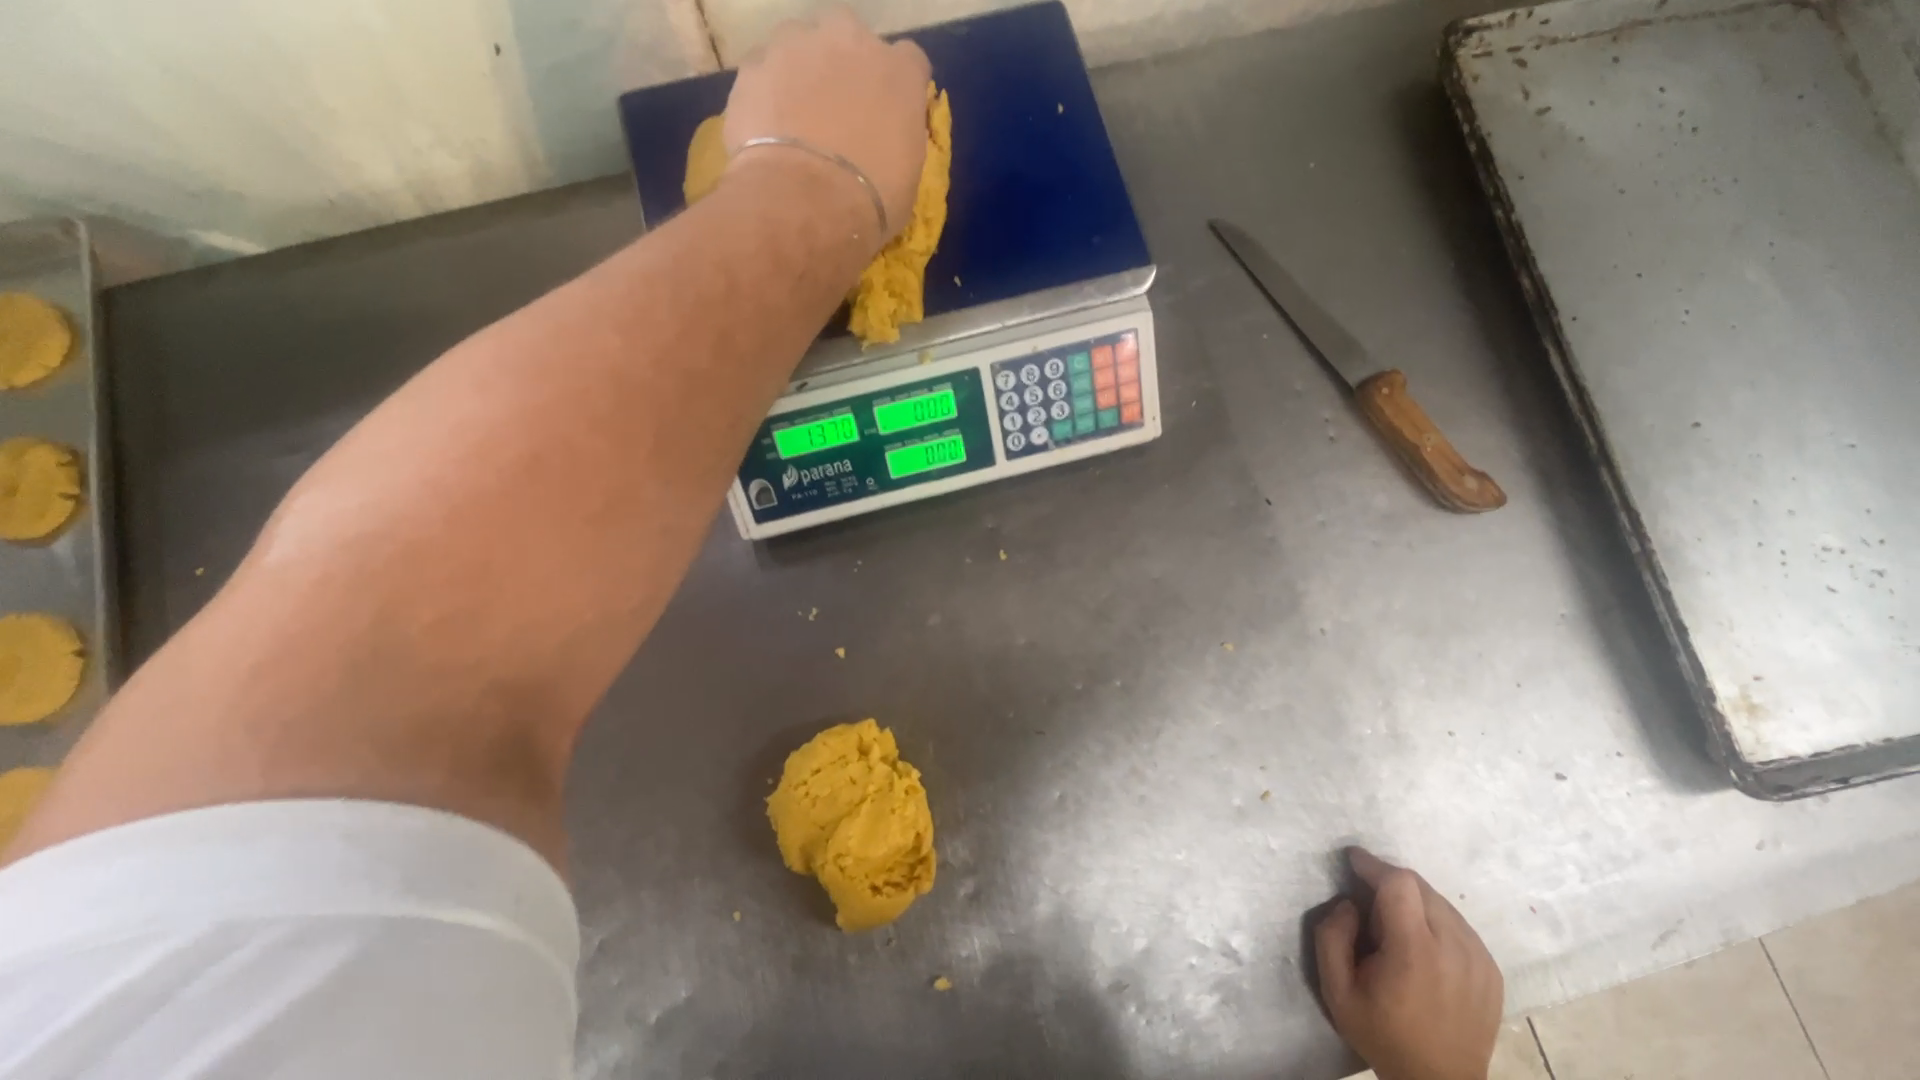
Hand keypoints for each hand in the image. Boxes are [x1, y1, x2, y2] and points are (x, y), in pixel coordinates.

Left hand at [723, 5, 931, 243]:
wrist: (803, 201)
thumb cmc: (870, 200)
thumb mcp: (906, 176)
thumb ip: (897, 140)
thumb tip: (883, 142)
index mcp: (899, 72)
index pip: (908, 61)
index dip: (896, 86)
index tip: (888, 112)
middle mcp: (850, 40)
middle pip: (848, 35)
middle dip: (843, 65)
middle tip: (836, 109)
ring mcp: (797, 45)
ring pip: (799, 43)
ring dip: (799, 70)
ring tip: (794, 116)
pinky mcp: (753, 64)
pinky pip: (762, 70)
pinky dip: (764, 92)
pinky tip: (765, 128)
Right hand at [1314, 848, 1504, 1079]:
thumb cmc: (1382, 1034)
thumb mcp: (1336, 991)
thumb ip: (1332, 937)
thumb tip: (1348, 904)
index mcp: (1414, 950)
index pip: (1399, 883)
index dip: (1373, 865)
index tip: (1353, 860)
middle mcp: (1454, 946)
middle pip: (1420, 887)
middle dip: (1390, 884)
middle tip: (1368, 905)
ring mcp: (1479, 957)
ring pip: (1441, 904)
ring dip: (1414, 903)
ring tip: (1396, 931)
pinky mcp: (1492, 969)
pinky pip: (1459, 926)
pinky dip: (1436, 923)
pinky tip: (1423, 949)